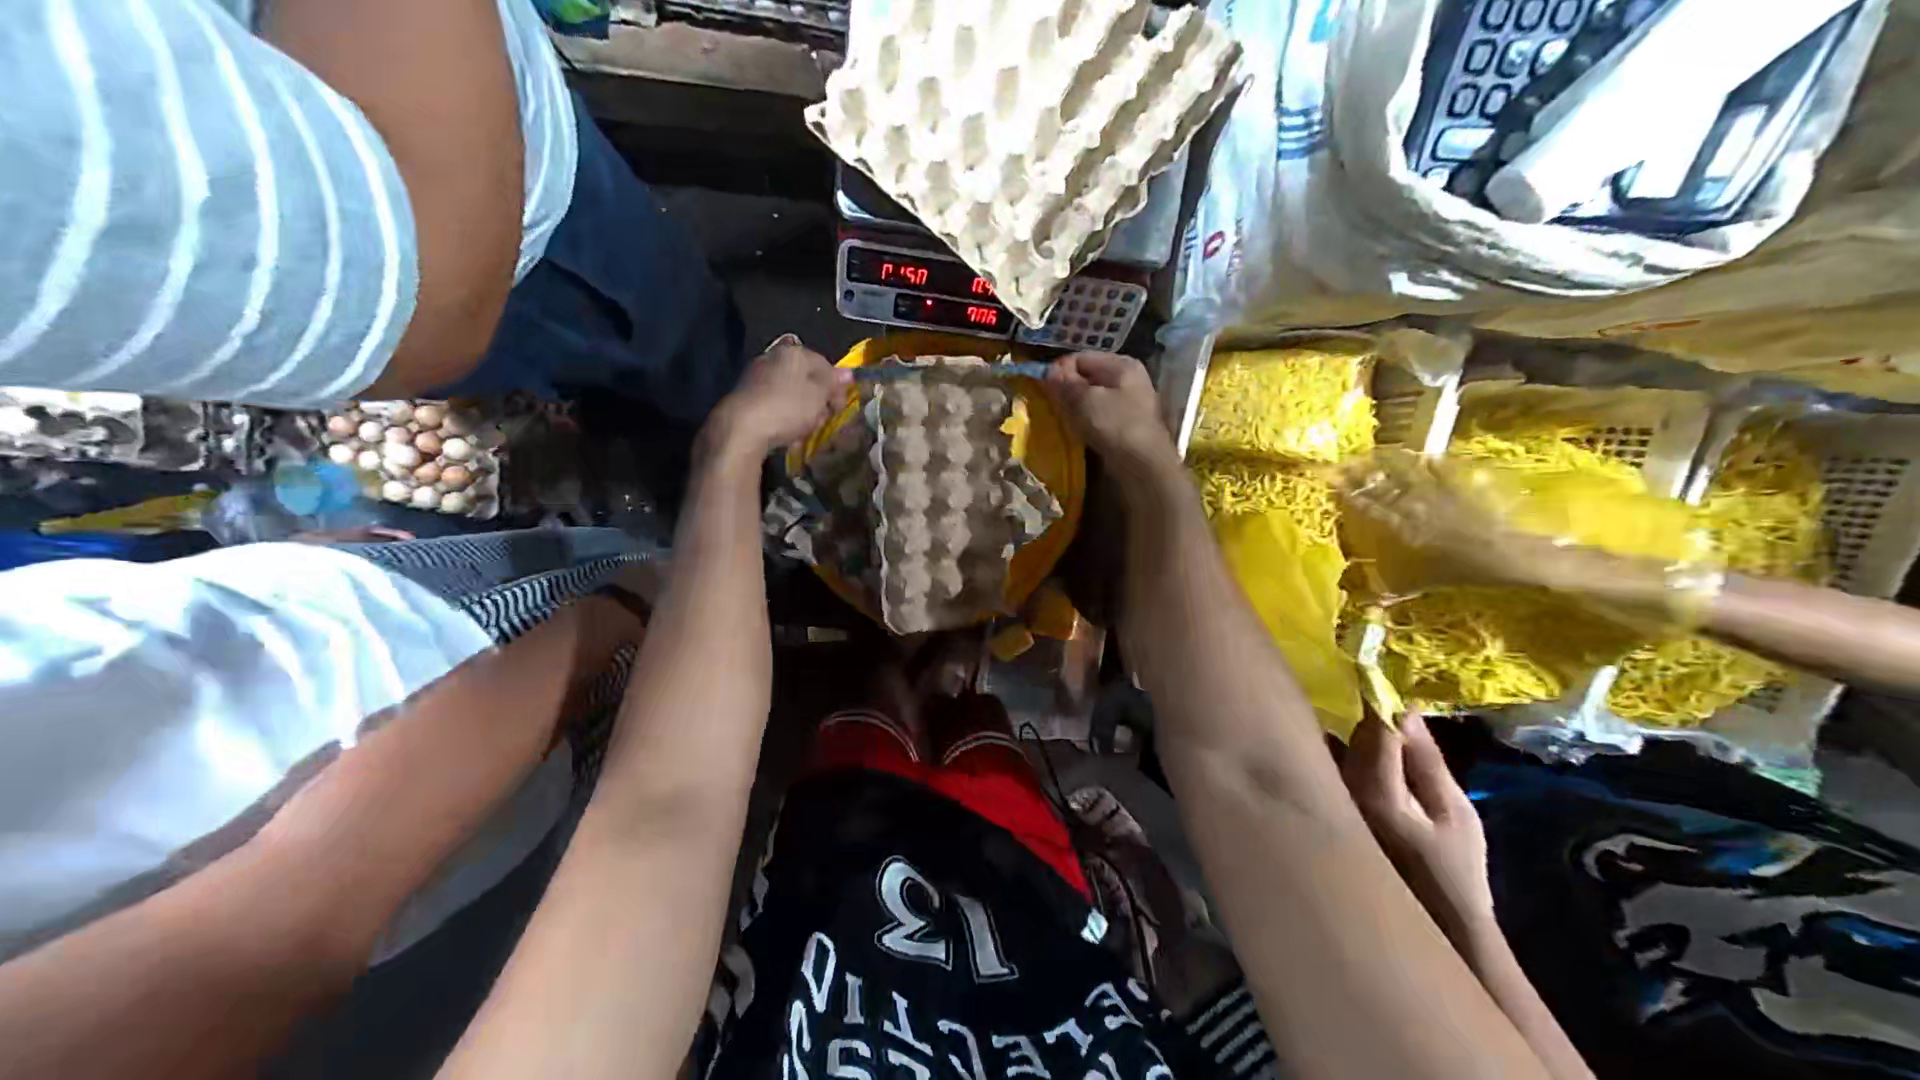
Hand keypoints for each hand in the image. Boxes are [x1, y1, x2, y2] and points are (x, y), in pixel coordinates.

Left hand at [706, 336, 852, 454]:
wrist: (742, 429)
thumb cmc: (788, 407)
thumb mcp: (819, 395)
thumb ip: (833, 382)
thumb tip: (848, 372)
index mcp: (793, 352)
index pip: (824, 364)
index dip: (836, 387)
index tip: (840, 408)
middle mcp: (773, 358)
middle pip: (805, 379)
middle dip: (817, 400)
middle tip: (822, 420)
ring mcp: (756, 377)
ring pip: (790, 394)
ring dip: (801, 412)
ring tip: (803, 431)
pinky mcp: (745, 398)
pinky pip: (773, 406)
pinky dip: (783, 418)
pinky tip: (785, 435)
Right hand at [1046, 352, 1177, 478]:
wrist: (1143, 465)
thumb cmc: (1114, 425)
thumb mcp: (1084, 400)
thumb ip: (1064, 383)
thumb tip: (1048, 371)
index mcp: (1121, 364)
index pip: (1081, 357)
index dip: (1059, 370)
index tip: (1043, 388)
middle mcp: (1128, 379)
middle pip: (1087, 377)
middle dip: (1067, 389)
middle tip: (1051, 405)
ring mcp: (1129, 402)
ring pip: (1092, 397)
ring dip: (1075, 407)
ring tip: (1062, 419)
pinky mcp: (1126, 424)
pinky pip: (1099, 415)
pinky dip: (1085, 420)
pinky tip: (1077, 431)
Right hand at [1336, 451, 1585, 592]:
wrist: (1510, 556)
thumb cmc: (1462, 573)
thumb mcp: (1421, 583)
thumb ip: (1393, 587)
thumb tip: (1368, 603)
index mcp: (1400, 526)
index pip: (1366, 506)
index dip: (1347, 493)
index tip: (1330, 480)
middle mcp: (1414, 506)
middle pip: (1382, 485)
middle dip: (1360, 473)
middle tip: (1344, 463)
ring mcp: (1439, 494)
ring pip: (1409, 473)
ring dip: (1391, 462)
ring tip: (1376, 452)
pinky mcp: (1463, 490)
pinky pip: (1445, 472)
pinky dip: (1434, 463)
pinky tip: (1427, 456)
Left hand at [1341, 713, 1494, 942]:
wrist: (1433, 922)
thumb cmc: (1454, 869)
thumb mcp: (1455, 813)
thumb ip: (1427, 760)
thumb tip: (1406, 711)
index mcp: (1376, 791)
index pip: (1372, 730)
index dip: (1382, 703)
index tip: (1390, 683)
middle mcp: (1341, 789)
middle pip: (1349, 737)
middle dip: (1369, 721)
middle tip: (1392, 710)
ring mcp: (1327, 798)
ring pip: (1334, 749)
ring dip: (1353, 739)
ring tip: (1376, 733)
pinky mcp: (1322, 807)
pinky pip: (1327, 766)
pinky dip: (1339, 755)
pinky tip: (1354, 758)